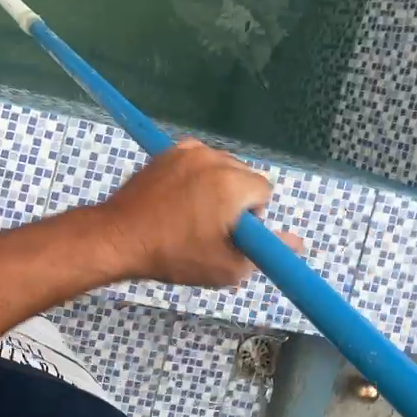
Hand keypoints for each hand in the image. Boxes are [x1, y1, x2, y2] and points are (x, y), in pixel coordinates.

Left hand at [90, 139, 299, 287]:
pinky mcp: (165, 152)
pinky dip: (195, 175)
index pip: (264, 190)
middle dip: (237, 198)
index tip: (233, 233)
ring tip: (193, 214)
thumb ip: (266, 253)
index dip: (254, 215)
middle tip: (213, 226)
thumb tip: (298, 242)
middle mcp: (212, 157)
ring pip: (219, 165)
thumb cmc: (174, 254)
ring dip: (217, 185)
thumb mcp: (226, 267)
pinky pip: (196, 160)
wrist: (119, 236)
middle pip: (243, 174)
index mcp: (231, 182)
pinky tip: (178, 198)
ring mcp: (185, 150)